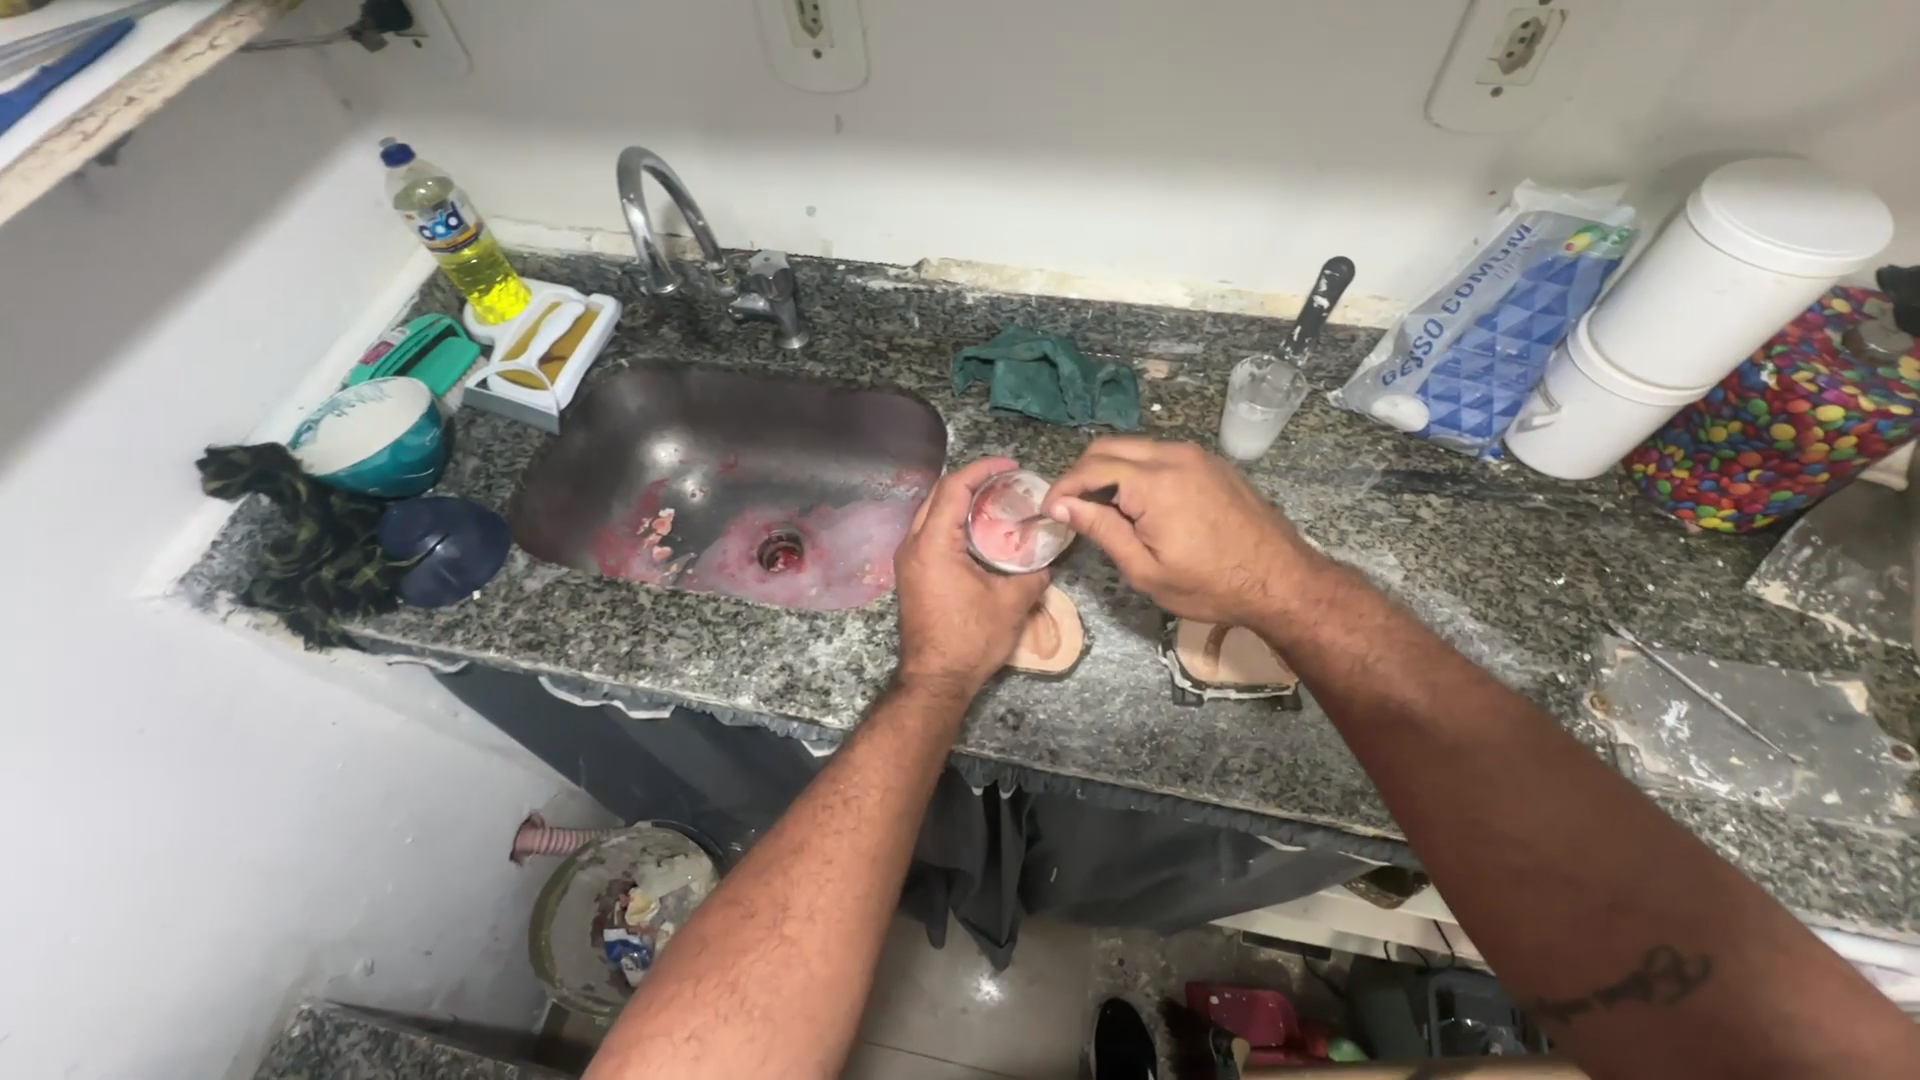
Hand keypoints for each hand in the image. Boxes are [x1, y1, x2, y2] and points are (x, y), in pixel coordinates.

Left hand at [894, 457, 1052, 694]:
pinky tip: (978, 532)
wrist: (936, 679)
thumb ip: (1033, 574)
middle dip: (970, 481)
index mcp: (932, 544)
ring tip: (994, 501)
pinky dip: (952, 522)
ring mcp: (907, 561)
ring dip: (959, 501)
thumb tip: (1047, 562)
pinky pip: (929, 533)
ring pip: (930, 513)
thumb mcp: (1011, 603)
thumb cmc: (971, 640)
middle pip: (937, 494)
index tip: (1010, 466)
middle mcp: (912, 546)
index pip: (953, 487)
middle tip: (1004, 481)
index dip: (982, 469)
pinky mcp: (910, 575)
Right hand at [1042, 438, 1326, 625]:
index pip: (1090, 468)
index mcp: (1154, 482)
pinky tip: (1137, 502)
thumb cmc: (1210, 585)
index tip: (1049, 511)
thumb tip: (1062, 505)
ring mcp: (1196, 455)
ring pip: (1135, 447)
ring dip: (1109, 469)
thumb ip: (1101, 529)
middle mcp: (1173, 455)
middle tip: (1070, 507)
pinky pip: (1160, 454)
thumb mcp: (1145, 569)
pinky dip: (1137, 470)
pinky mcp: (1211, 462)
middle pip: (1108, 446)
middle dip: (1081, 473)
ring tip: (1101, 508)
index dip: (1063, 488)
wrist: (1281, 580)